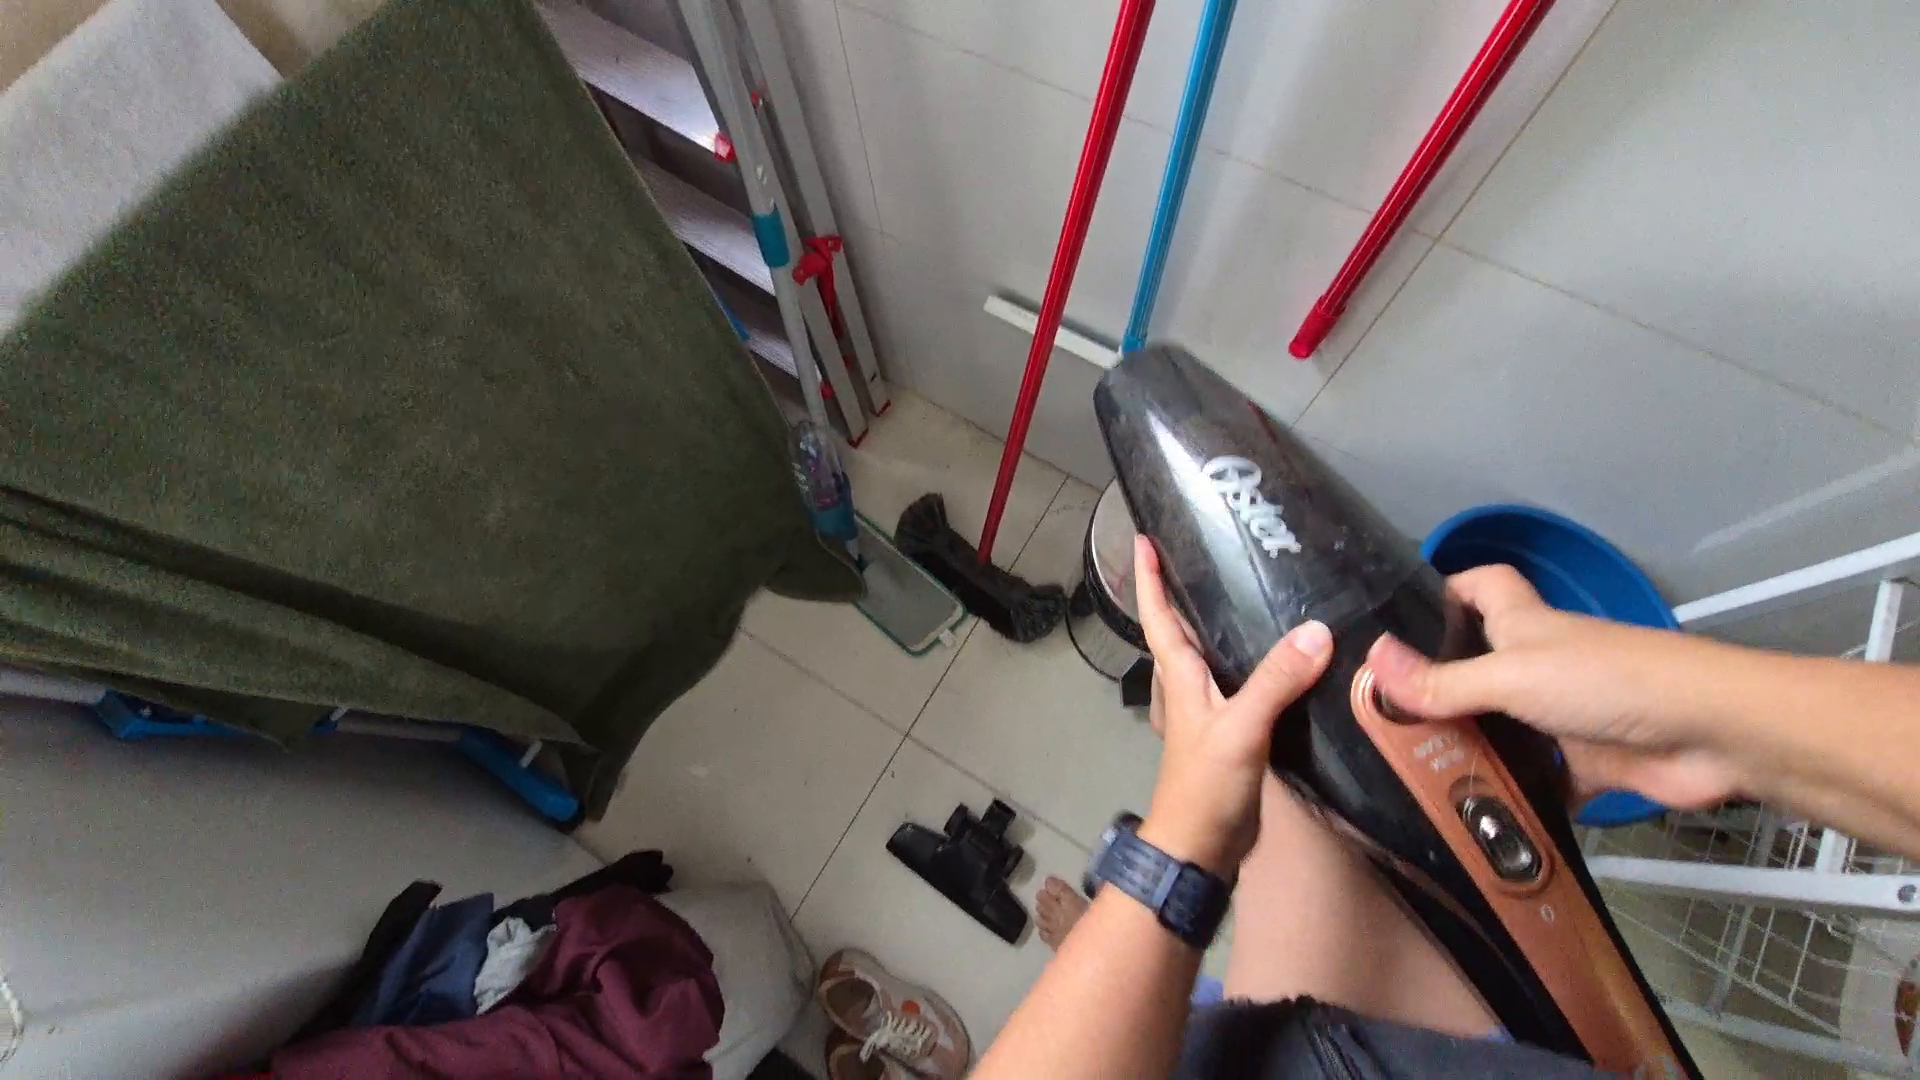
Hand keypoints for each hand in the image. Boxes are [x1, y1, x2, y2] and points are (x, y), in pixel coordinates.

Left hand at [1131, 536, 1332, 877]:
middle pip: (1181, 626)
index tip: (1143, 537)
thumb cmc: (1205, 783)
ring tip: (1248, 584)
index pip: (1158, 615)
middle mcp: (1189, 682)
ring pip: (1211, 650)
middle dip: (1184, 587)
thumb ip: (1273, 682)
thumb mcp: (1240, 728)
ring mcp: (1211, 704)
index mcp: (1179, 674)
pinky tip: (1284, 649)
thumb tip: (1315, 630)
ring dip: (1217, 619)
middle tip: (1206, 546)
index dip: (1149, 577)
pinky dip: (1255, 657)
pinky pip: (1241, 678)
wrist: (1203, 844)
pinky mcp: (1235, 725)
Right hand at [1367, 564, 1742, 810]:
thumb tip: (1369, 662)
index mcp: (1521, 624)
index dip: (1444, 588)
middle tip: (1377, 711)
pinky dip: (1510, 795)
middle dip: (1433, 683)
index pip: (1479, 584)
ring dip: (1466, 745)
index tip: (1401, 615)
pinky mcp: (1585, 762)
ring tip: (1403, 766)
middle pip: (1475, 661)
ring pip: (1499, 724)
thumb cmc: (1606, 681)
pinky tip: (1466, 812)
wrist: (1718, 737)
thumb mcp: (1509, 676)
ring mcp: (1561, 713)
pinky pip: (1534, 779)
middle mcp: (1537, 662)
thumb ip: (1440, 681)